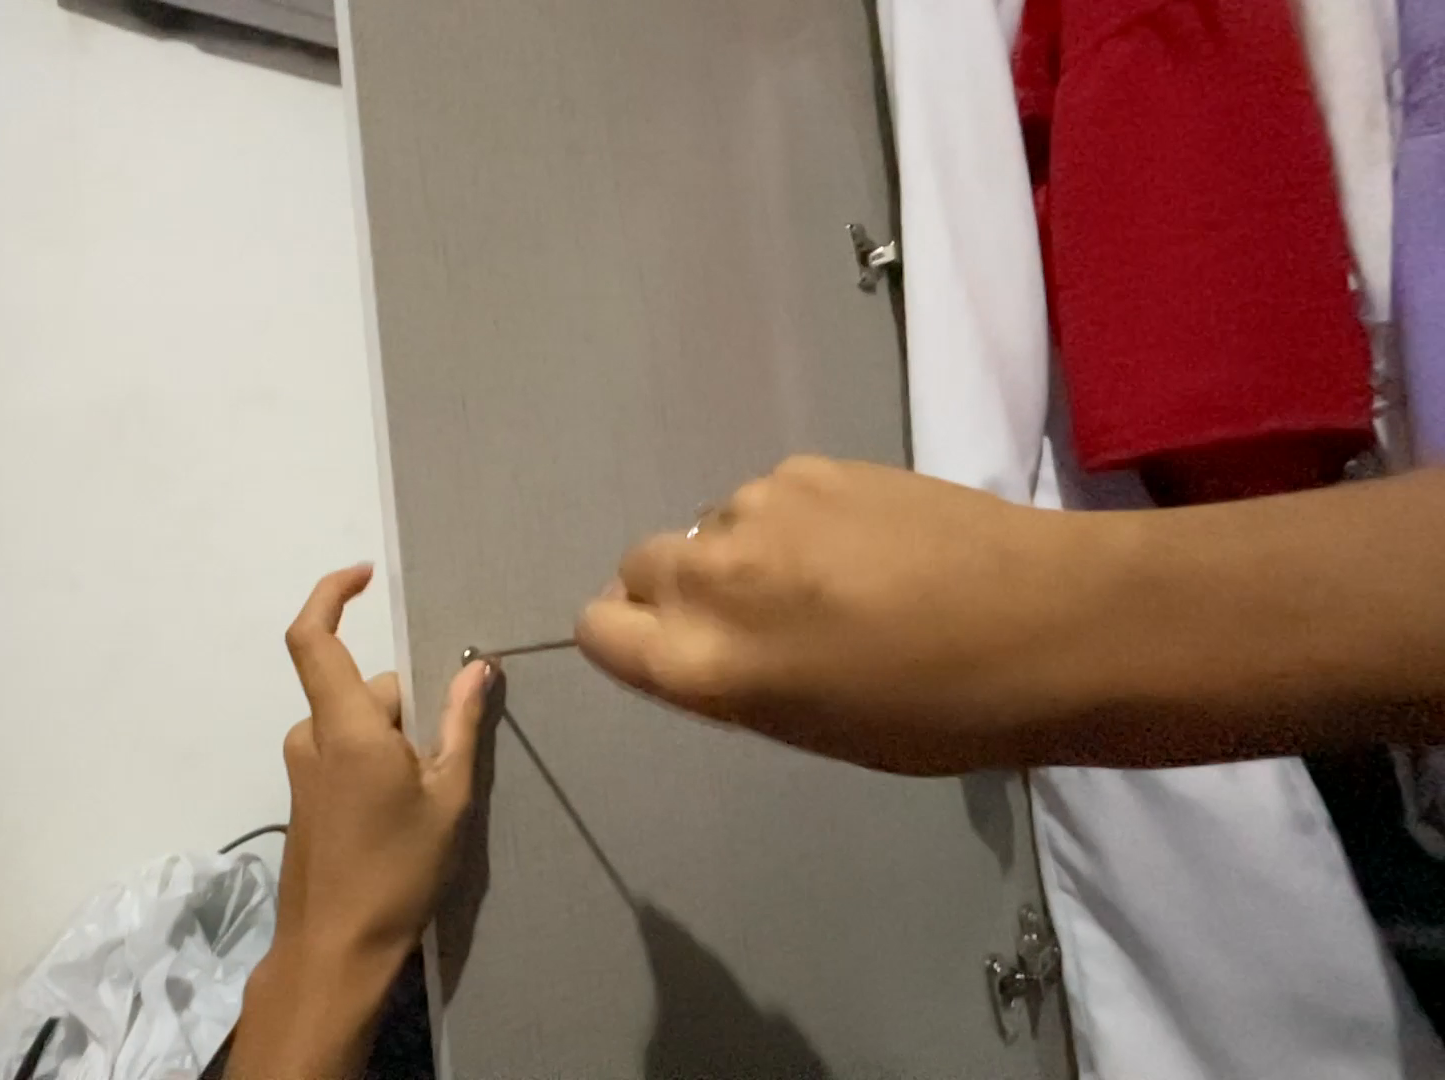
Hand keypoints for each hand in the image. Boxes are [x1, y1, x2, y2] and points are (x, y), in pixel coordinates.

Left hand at [230, 565, 491, 1078]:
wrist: (334, 950)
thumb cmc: (397, 870)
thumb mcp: (448, 796)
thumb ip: (461, 723)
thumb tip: (480, 667)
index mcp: (345, 725)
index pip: (313, 637)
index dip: (331, 594)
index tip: (365, 576)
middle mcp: (313, 733)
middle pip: (366, 690)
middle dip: (410, 709)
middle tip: (445, 760)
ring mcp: (302, 763)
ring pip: (358, 721)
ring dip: (395, 737)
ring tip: (428, 793)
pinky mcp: (303, 789)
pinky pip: (343, 746)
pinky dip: (376, 755)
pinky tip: (400, 807)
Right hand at [574, 457, 1094, 774]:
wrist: (1055, 623)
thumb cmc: (926, 713)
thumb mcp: (797, 724)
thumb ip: (715, 674)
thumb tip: (681, 631)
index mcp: (700, 660)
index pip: (596, 629)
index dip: (622, 637)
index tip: (667, 645)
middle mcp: (706, 576)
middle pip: (633, 567)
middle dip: (671, 592)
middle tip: (748, 613)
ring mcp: (753, 508)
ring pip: (703, 531)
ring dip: (736, 554)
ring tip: (824, 577)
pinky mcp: (803, 467)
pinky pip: (762, 500)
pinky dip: (786, 523)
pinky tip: (857, 541)